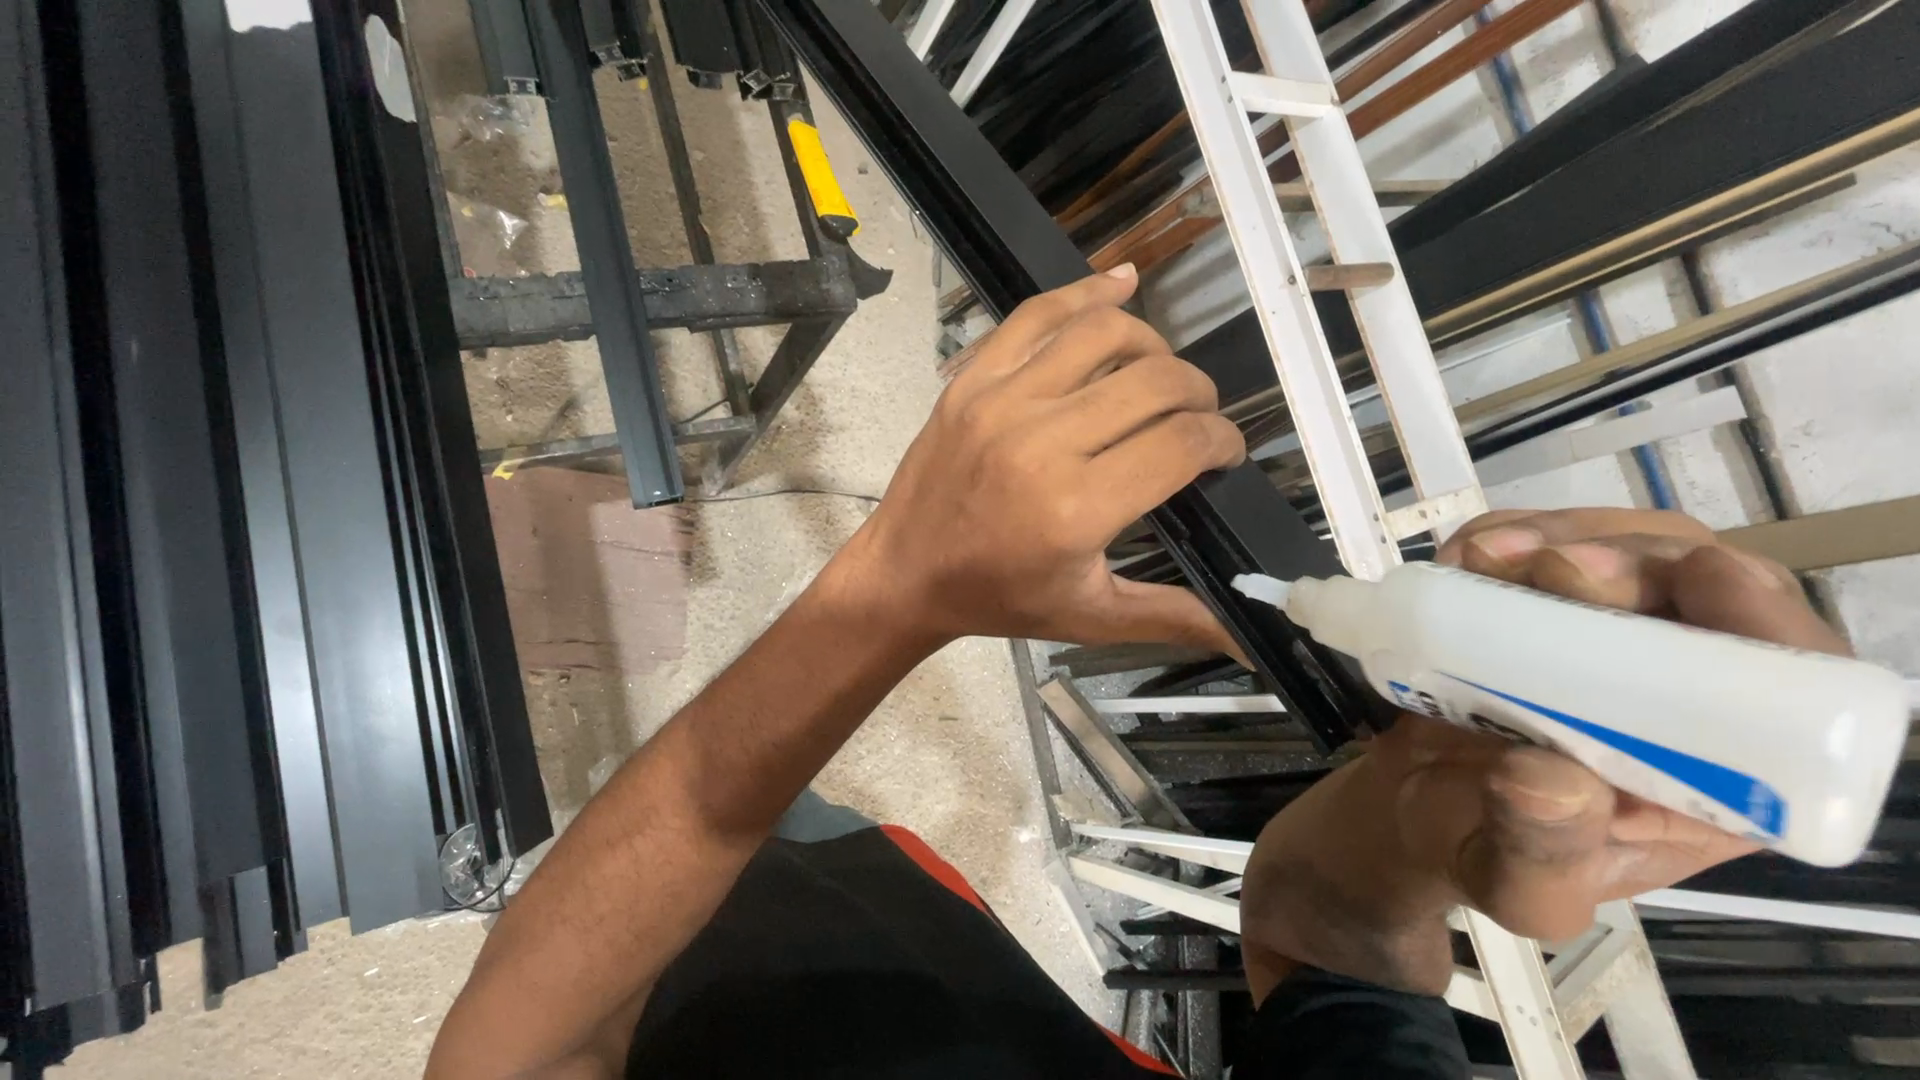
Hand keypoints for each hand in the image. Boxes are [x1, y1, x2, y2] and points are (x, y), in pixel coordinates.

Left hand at [830, 267, 1245, 651]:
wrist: (905, 572)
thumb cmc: (999, 599)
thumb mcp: (1088, 616)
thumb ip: (1172, 617)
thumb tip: (1250, 639)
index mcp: (1077, 508)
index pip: (1182, 443)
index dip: (1221, 441)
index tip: (1223, 452)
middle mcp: (1042, 442)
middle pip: (1156, 381)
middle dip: (1198, 394)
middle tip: (1197, 418)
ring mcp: (1001, 401)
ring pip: (1104, 334)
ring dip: (1152, 345)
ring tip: (1159, 375)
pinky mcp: (972, 379)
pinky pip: (1038, 315)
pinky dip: (1086, 293)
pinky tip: (1122, 287)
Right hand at [1238, 507, 1847, 998]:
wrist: (1405, 808)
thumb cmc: (1474, 848)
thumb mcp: (1515, 884)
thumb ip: (1538, 847)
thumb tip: (1543, 777)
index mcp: (1721, 768)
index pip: (1790, 677)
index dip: (1762, 615)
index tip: (1692, 577)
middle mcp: (1682, 690)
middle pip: (1704, 586)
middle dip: (1629, 558)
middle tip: (1544, 566)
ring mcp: (1608, 637)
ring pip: (1628, 547)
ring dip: (1556, 535)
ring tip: (1477, 557)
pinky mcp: (1542, 605)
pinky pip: (1548, 541)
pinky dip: (1505, 533)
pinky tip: (1461, 558)